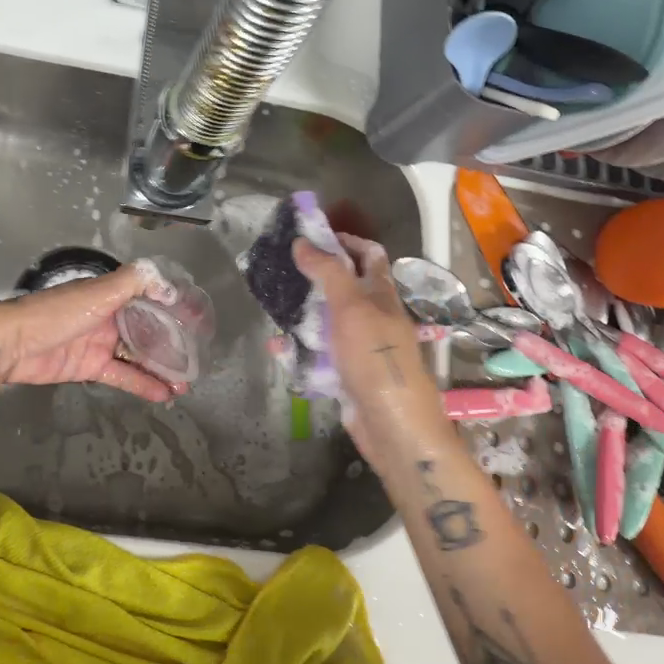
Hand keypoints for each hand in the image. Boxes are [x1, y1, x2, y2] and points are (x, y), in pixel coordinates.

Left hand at [0, 263, 180, 402]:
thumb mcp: (96, 292)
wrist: (11, 343)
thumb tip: (169, 284)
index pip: (151, 297)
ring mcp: (99, 342)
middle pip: (148, 328)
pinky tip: (164, 395)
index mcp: (110, 293)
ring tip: (186, 382)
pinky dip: (141, 384)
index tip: (199, 319)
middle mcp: (108, 315)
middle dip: (172, 342)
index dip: (175, 307)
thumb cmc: (54, 313)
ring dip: (161, 367)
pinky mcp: (90, 367)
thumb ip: (133, 283)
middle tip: (197, 358)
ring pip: (138, 354)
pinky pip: (122, 375)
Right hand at [292, 235, 446, 456]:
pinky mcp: (344, 374)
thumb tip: (302, 242)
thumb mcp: (351, 306)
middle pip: (341, 288)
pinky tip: (278, 348)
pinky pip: (317, 355)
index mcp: (381, 295)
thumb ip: (328, 272)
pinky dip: (298, 350)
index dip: (344, 241)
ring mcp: (358, 347)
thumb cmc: (376, 357)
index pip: (368, 255)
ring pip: (325, 322)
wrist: (391, 425)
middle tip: (280, 272)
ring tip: (272, 306)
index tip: (310, 238)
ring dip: (300, 315)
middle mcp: (371, 317)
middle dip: (312, 279)